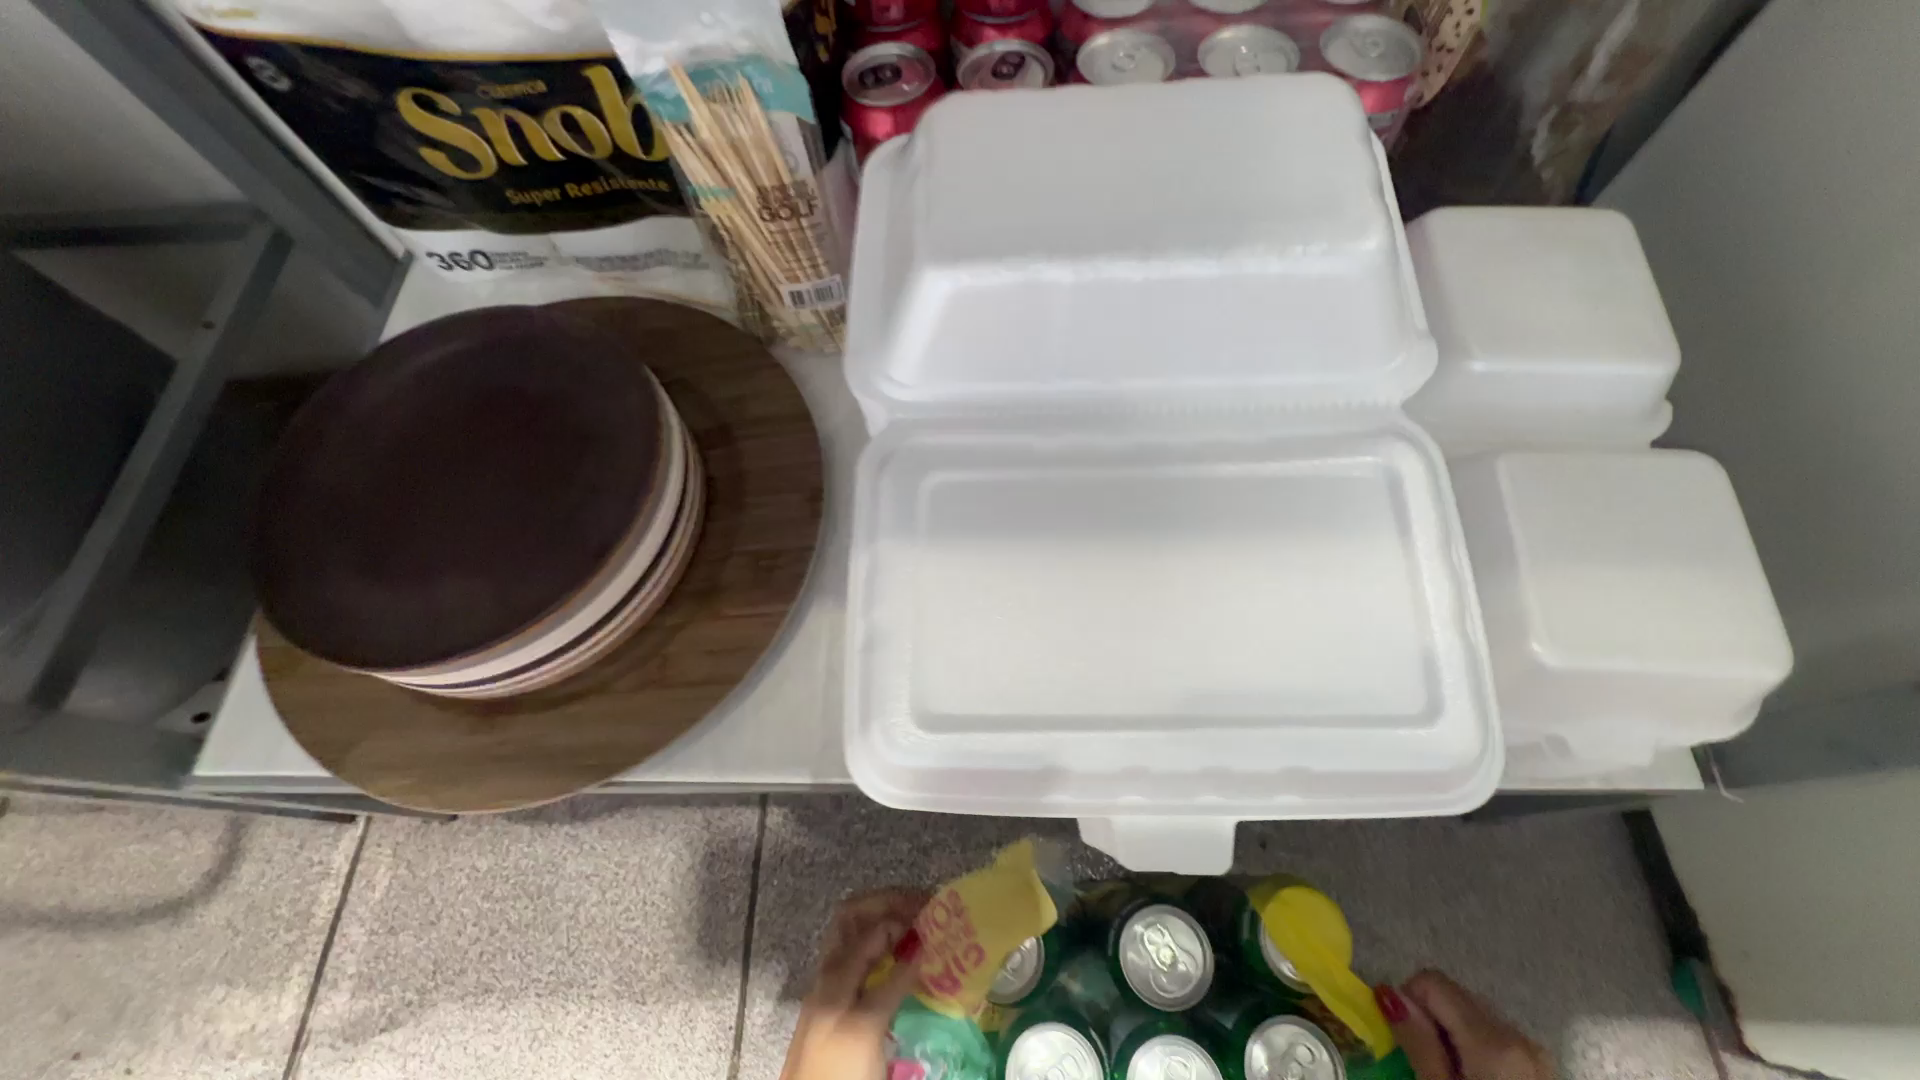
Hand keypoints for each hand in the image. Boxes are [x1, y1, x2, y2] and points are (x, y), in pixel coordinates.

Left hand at [780, 888, 931, 1079]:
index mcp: (835, 971)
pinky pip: (862, 962)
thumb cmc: (838, 1073)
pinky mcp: (841, 1009)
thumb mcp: (868, 1027)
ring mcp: (833, 988)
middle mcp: (831, 970)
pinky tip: (907, 964)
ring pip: (858, 938)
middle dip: (891, 903)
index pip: (866, 918)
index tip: (935, 908)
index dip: (900, 906)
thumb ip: (893, 984)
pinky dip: (884, 950)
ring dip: (888, 923)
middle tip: (926, 909)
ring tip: (921, 929)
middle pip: (856, 917)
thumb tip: (921, 941)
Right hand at [1376, 970, 1554, 1079]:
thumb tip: (1390, 995)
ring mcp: (1538, 1054)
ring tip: (1447, 1076)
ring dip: (1452, 1034)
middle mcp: (1519, 1035)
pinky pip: (1498, 1038)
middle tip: (1420, 1062)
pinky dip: (1475, 1049)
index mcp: (1493, 1040)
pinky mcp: (1545, 1071)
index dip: (1408, 1001)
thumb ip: (1418, 1043)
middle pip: (1456, 995)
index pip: (1432, 981)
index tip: (1401, 1039)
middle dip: (1429, 1017)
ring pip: (1476, 1017)